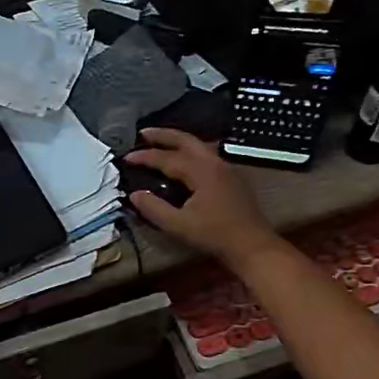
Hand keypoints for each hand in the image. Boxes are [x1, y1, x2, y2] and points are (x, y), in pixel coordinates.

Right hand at [124, 128, 284, 266]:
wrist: (252, 245)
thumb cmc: (215, 235)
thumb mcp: (178, 225)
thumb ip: (154, 208)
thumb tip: (135, 195)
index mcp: (200, 171)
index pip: (167, 158)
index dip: (145, 157)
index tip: (126, 158)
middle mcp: (214, 162)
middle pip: (186, 140)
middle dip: (163, 135)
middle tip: (143, 133)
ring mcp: (225, 168)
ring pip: (198, 145)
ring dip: (178, 141)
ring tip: (161, 142)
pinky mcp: (231, 177)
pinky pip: (206, 154)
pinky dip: (190, 150)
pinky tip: (184, 159)